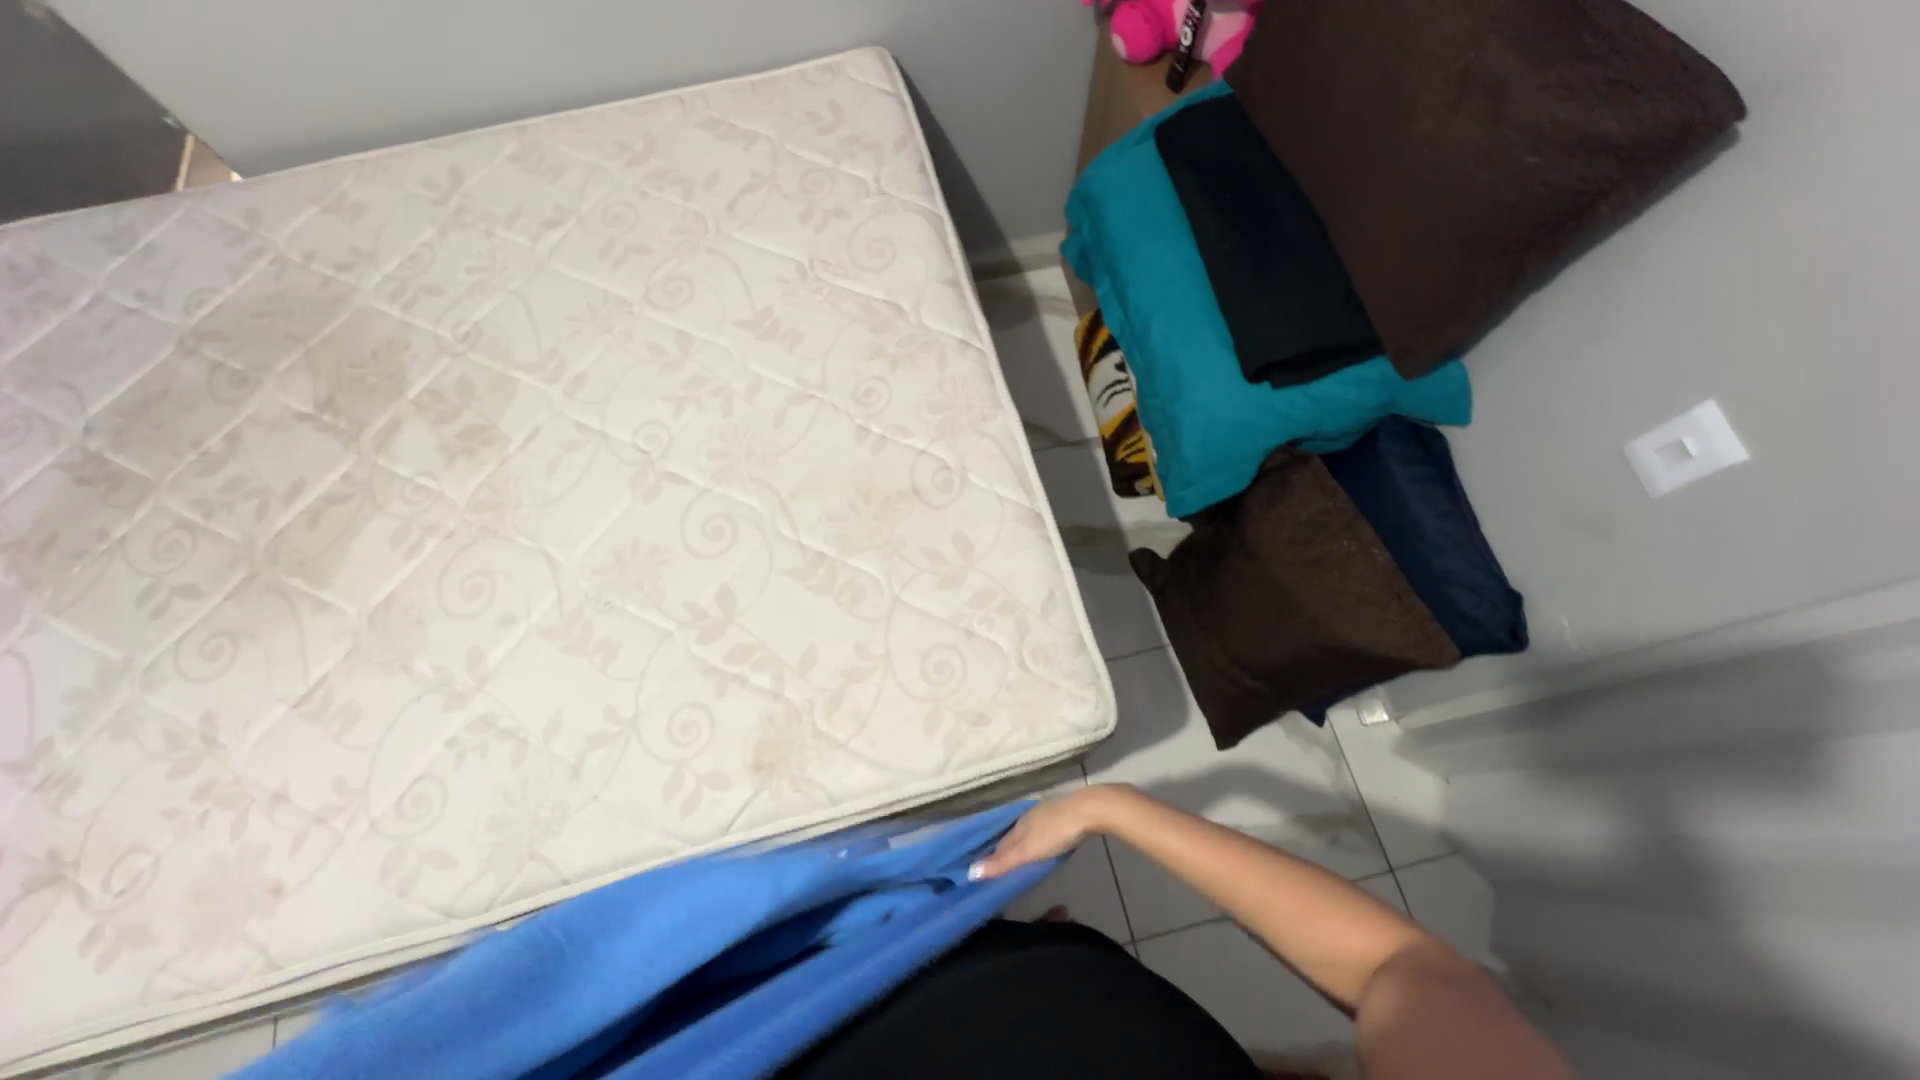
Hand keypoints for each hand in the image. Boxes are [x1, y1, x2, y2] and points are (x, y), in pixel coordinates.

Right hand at [968, 784, 1132, 879]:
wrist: (1090, 810)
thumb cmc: (1057, 832)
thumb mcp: (1028, 851)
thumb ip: (1003, 862)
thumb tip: (970, 872)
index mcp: (1020, 824)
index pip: (1002, 843)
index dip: (994, 856)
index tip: (986, 868)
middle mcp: (1031, 816)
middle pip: (1015, 835)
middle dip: (1008, 848)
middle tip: (1002, 863)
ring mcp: (1049, 813)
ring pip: (1031, 829)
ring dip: (1025, 842)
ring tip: (1022, 855)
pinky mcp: (1066, 814)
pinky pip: (1047, 827)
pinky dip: (1042, 837)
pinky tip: (1046, 842)